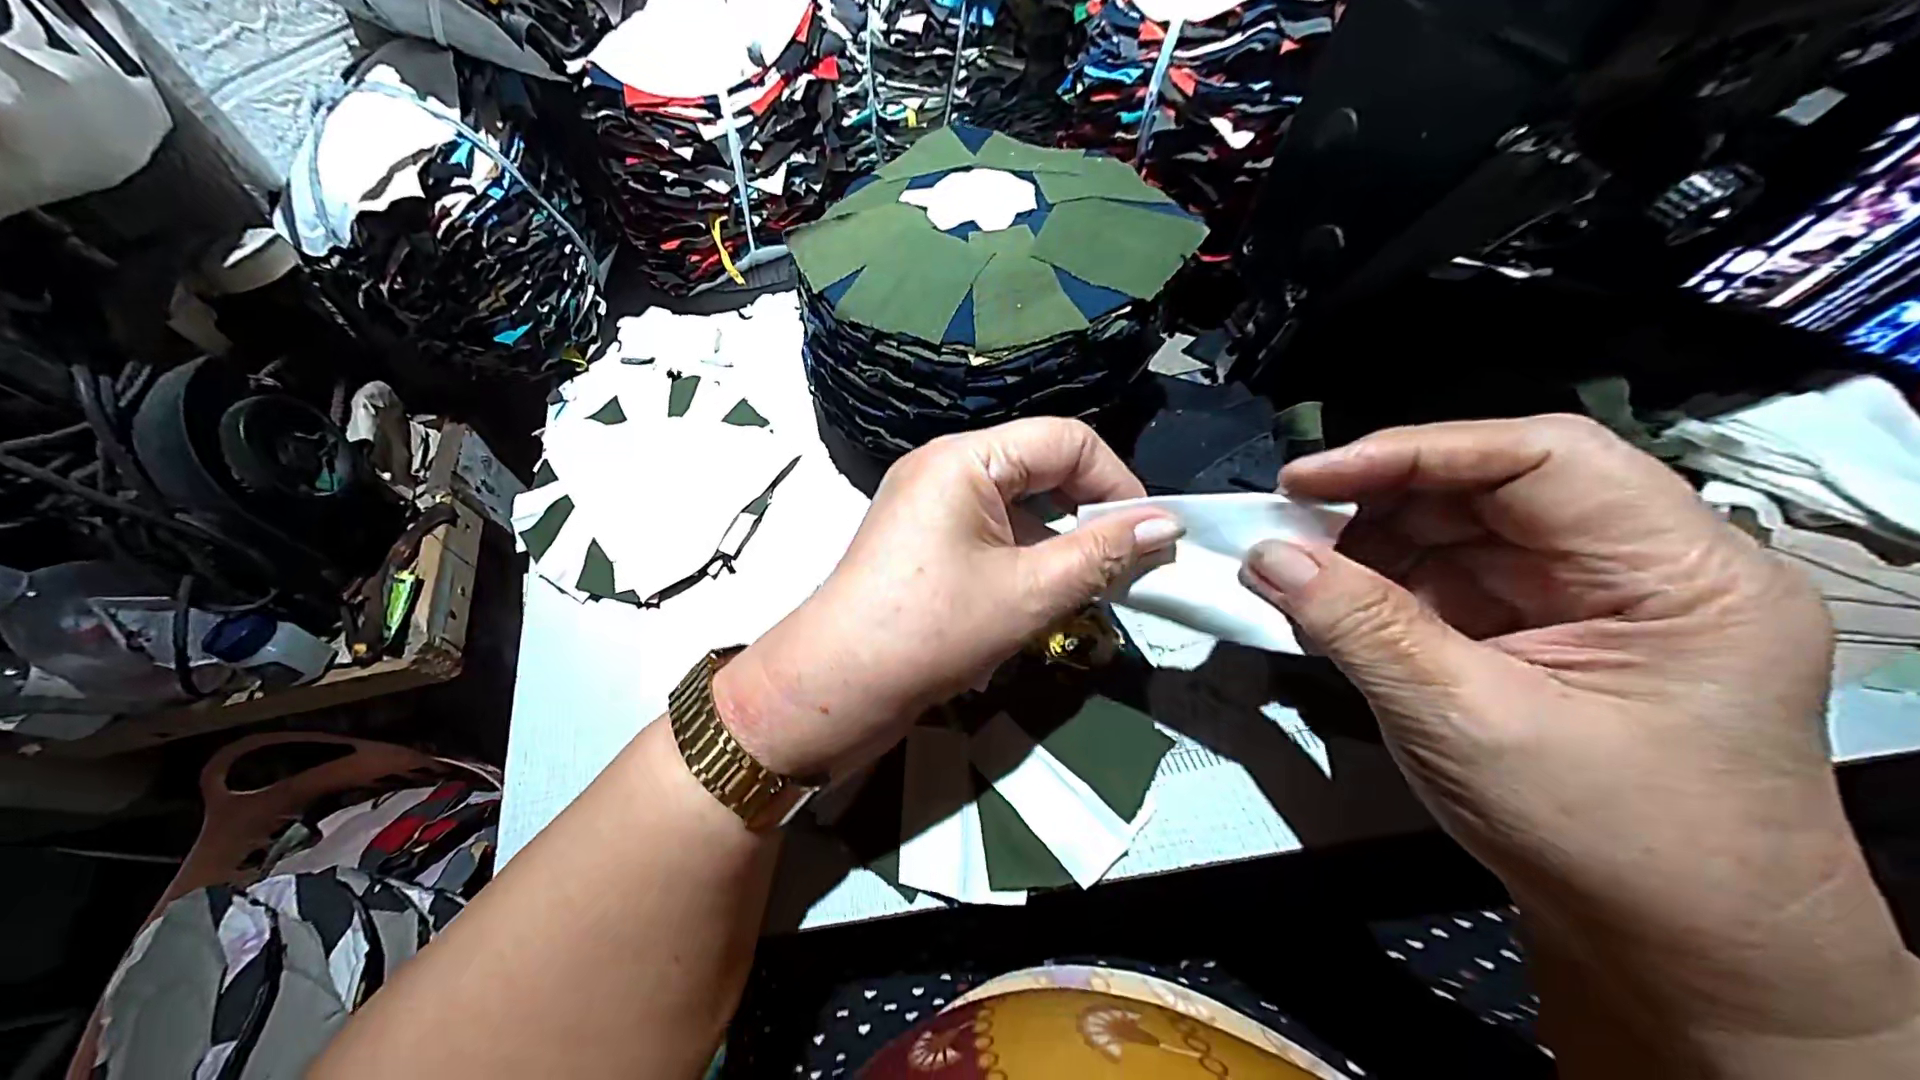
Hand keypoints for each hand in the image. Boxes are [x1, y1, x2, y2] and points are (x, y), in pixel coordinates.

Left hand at [715, 418, 1180, 778]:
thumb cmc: (934, 630)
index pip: (1066, 440)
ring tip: (1090, 582)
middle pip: (1041, 465)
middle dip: (1089, 510)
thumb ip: (1103, 552)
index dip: (1116, 482)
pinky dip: (1026, 551)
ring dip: (1059, 536)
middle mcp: (944, 465)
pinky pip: (991, 526)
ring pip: (1018, 500)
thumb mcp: (1030, 591)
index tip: (1148, 533)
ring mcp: (929, 500)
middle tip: (1125, 560)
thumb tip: (1166, 525)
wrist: (838, 685)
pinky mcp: (923, 535)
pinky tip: (1043, 589)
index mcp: (965, 458)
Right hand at [1238, 415, 1919, 1071]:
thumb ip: (1360, 628)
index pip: (1540, 458)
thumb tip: (1264, 558)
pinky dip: (1373, 585)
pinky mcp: (1530, 629)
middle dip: (1376, 502)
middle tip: (1283, 527)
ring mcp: (1577, 597)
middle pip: (1488, 489)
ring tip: (1290, 566)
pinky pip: (1441, 580)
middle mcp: (1632, 564)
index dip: (1413, 453)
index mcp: (1676, 571)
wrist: (1669, 952)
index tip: (1307, 480)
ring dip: (1365, 545)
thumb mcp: (1466, 722)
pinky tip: (1322, 599)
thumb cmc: (1603, 838)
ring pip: (1453, 531)